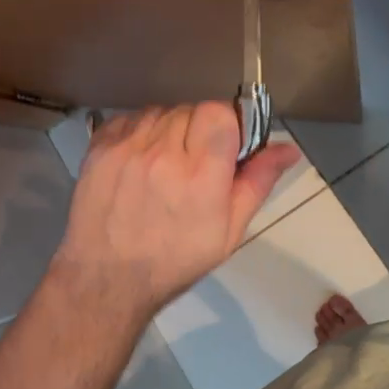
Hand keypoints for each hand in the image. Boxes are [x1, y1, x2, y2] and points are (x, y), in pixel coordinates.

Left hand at [47, 103, 301, 325]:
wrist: (106, 278)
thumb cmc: (174, 261)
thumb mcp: (228, 232)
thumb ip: (257, 183)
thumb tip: (288, 149)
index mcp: (201, 175)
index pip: (219, 113)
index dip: (226, 124)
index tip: (223, 145)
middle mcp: (163, 152)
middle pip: (190, 110)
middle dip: (197, 130)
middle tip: (193, 162)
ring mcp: (127, 147)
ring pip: (160, 111)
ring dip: (168, 129)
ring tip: (164, 162)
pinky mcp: (100, 146)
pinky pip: (130, 118)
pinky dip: (139, 132)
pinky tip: (139, 160)